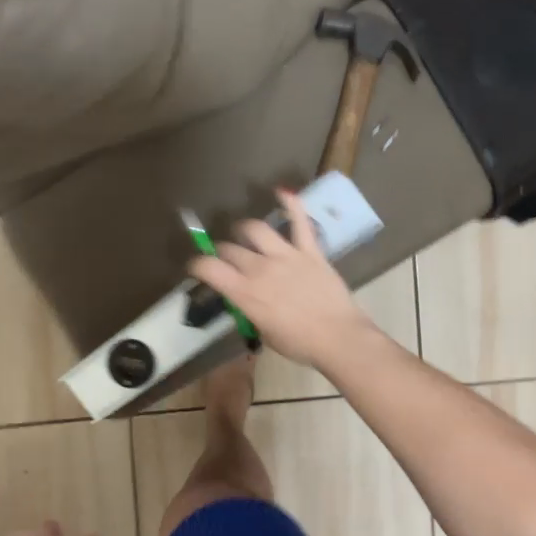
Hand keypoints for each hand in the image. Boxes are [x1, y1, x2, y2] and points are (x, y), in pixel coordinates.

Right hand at [189, 189, 379, 369]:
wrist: (339, 338)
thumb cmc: (300, 344)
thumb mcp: (264, 333)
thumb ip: (251, 312)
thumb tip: (246, 301)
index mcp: (245, 293)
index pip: (209, 268)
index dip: (197, 265)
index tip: (196, 268)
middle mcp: (261, 269)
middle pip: (230, 249)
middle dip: (221, 253)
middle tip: (225, 259)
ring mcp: (286, 256)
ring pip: (255, 229)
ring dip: (244, 229)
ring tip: (243, 233)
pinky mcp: (310, 251)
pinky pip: (300, 222)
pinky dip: (291, 204)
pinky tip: (281, 192)